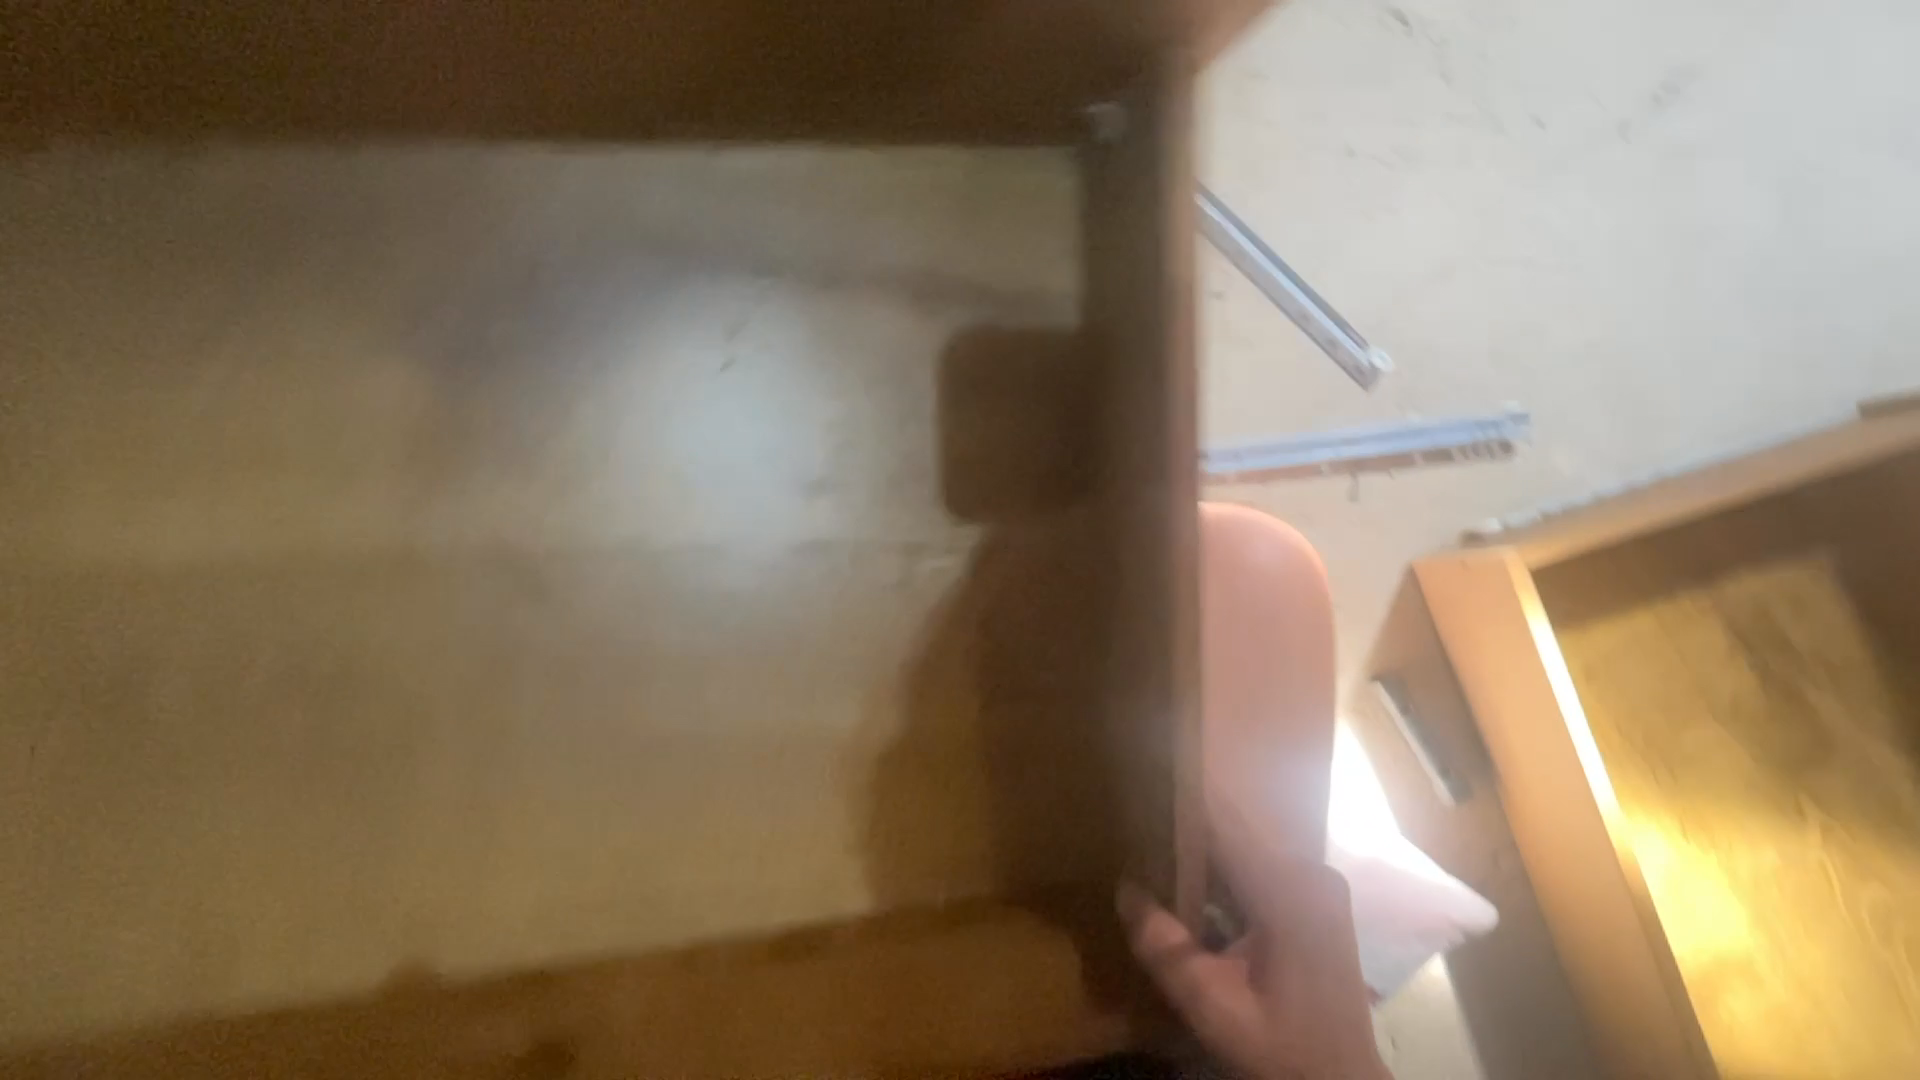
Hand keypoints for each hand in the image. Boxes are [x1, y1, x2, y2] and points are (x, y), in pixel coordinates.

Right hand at [1117, 810, 1388, 1079]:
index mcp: (1289, 891)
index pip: (1224, 822)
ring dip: (1204, 842)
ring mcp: (1318, 881)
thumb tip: (1125, 889)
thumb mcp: (1213, 1007)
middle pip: (1235, 827)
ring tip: (1155, 839)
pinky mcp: (1317, 894)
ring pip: (1245, 841)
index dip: (1182, 797)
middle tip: (1137, 814)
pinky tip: (1193, 877)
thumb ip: (1166, 949)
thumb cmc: (1282, 1047)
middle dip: (1186, 821)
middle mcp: (1309, 872)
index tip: (1142, 771)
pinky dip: (1224, 863)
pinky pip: (1259, 860)